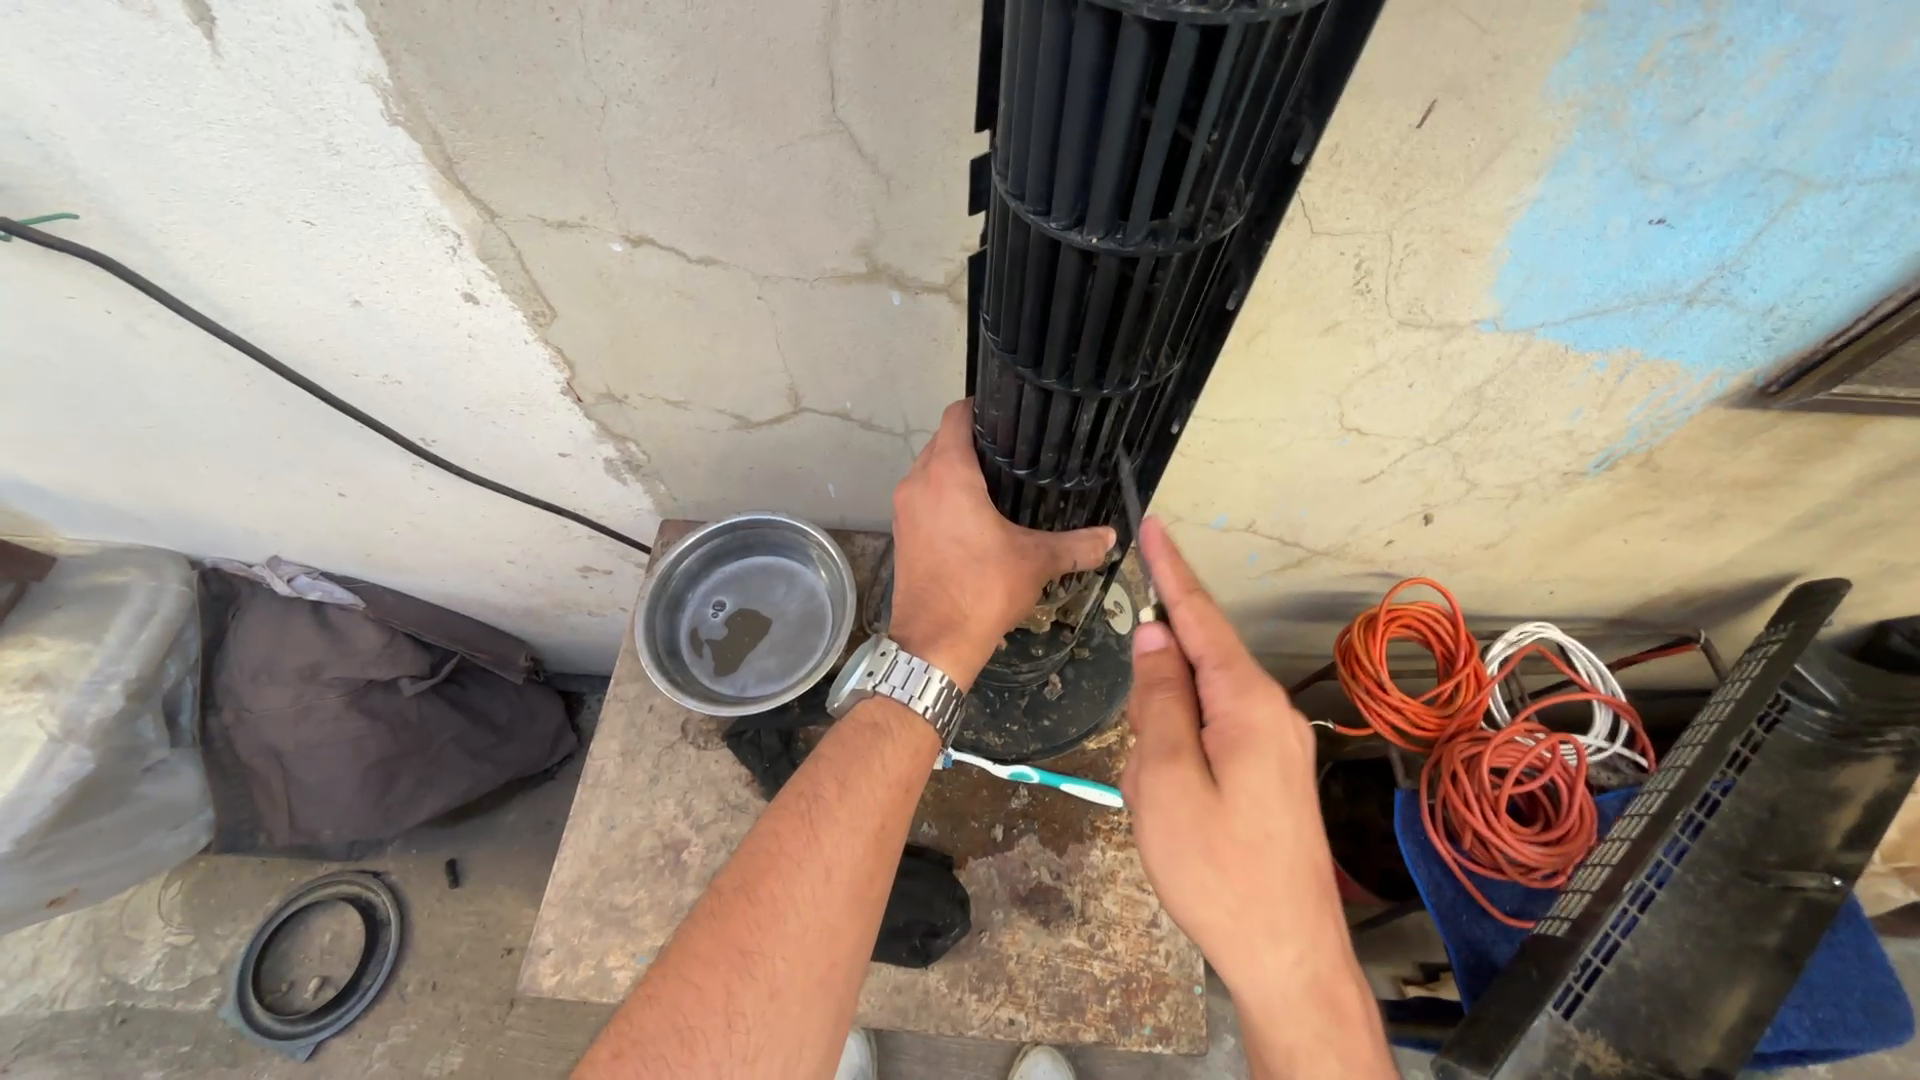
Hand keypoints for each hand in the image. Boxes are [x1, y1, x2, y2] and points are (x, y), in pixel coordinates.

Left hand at [888, 400, 1114, 689]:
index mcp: (947, 473)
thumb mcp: (1035, 562)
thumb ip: (1075, 544)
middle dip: (975, 442)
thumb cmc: (982, 590)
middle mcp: (918, 482)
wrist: (934, 643)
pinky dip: (944, 496)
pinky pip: (924, 497)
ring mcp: (905, 509)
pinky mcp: (903, 533)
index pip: (957, 415)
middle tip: (1016, 450)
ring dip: (957, 470)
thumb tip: (1111, 537)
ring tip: (999, 481)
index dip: (983, 408)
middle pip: (943, 441)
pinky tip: (976, 514)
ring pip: (930, 471)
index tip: (1011, 415)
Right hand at [1121, 517, 1392, 1077]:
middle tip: (1138, 748)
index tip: (1154, 525)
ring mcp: (1277, 743)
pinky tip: (1172, 782)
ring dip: (1167, 718)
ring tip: (1154, 784)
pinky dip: (1184, 737)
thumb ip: (1159, 698)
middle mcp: (1270, 711)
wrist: (1286, 954)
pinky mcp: (1273, 772)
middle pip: (1201, 659)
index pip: (1200, 617)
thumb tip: (1155, 632)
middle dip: (1157, 676)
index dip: (1172, 570)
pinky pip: (1218, 729)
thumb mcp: (1167, 778)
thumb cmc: (1215, 868)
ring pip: (1205, 698)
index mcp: (1246, 703)